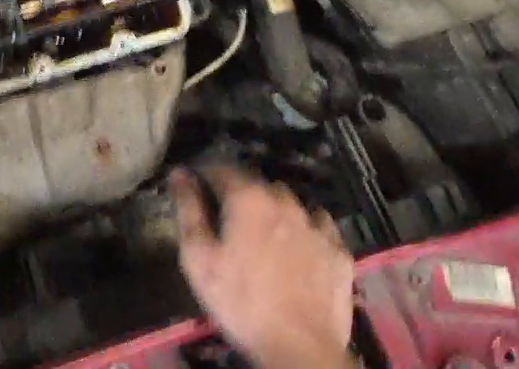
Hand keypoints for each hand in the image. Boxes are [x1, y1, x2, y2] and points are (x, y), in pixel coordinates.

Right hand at [169, 167, 354, 368]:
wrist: (301, 351)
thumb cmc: (240, 302)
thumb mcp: (198, 257)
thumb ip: (188, 209)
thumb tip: (179, 173)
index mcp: (247, 198)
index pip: (219, 168)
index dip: (203, 175)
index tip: (194, 188)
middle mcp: (283, 202)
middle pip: (255, 183)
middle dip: (237, 191)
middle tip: (225, 217)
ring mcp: (316, 226)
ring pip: (289, 201)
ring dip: (272, 206)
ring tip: (261, 230)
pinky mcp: (339, 252)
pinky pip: (319, 225)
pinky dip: (305, 226)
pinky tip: (298, 244)